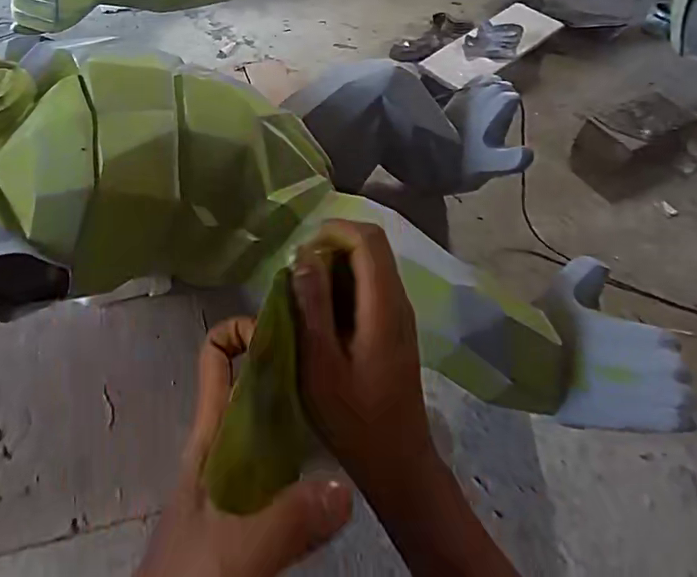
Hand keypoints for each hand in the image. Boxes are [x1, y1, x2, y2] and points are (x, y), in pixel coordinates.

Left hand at [136, 318, 352, 576]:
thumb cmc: (189, 573)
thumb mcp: (234, 547)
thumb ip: (286, 521)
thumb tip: (346, 487)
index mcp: (208, 434)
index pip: (215, 358)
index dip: (241, 332)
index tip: (285, 332)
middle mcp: (222, 445)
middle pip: (250, 387)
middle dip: (283, 367)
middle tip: (333, 364)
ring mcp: (237, 477)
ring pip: (269, 427)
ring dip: (298, 410)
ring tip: (344, 402)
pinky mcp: (251, 511)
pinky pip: (282, 470)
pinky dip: (306, 458)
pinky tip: (337, 467)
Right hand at [290, 221, 433, 479]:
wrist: (397, 464)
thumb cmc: (353, 418)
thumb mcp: (321, 363)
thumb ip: (313, 305)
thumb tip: (303, 254)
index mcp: (383, 307)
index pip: (368, 240)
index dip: (332, 231)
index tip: (300, 253)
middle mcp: (398, 303)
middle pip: (371, 246)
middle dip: (331, 244)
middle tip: (296, 273)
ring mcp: (399, 315)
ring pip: (370, 263)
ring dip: (335, 263)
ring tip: (302, 290)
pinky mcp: (393, 327)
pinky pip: (369, 284)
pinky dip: (342, 282)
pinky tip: (320, 311)